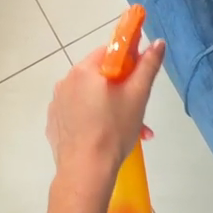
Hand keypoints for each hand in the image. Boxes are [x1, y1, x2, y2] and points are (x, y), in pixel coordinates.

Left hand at [46, 36, 164, 201]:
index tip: (139, 80)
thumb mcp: (138, 96)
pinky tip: (104, 140)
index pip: (109, 52)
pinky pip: (77, 116)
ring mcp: (57, 104)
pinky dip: (92, 122)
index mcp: (84, 70)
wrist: (86, 170)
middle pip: (99, 77)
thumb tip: (158, 42)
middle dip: (121, 91)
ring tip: (129, 133)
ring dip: (109, 109)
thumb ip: (148, 66)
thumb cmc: (114, 130)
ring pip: (89, 98)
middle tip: (138, 113)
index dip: (128, 63)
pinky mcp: (54, 125)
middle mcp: (65, 82)